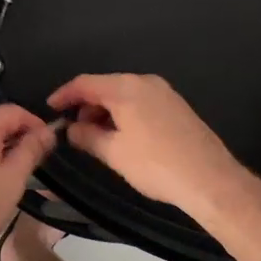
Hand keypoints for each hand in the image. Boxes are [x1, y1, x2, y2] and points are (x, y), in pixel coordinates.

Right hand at [48, 74, 243, 211]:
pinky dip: (125, 113)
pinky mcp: (176, 105)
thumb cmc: (156, 165)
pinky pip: (141, 101)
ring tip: (99, 136)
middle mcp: (144, 81)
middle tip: (75, 129)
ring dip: (107, 111)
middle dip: (87, 105)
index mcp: (125, 87)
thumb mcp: (114, 154)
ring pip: (124, 94)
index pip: (85, 83)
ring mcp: (163, 91)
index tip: (50, 107)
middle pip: (106, 86)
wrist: (210, 179)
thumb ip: (87, 137)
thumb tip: (72, 128)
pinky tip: (125, 136)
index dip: (64, 94)